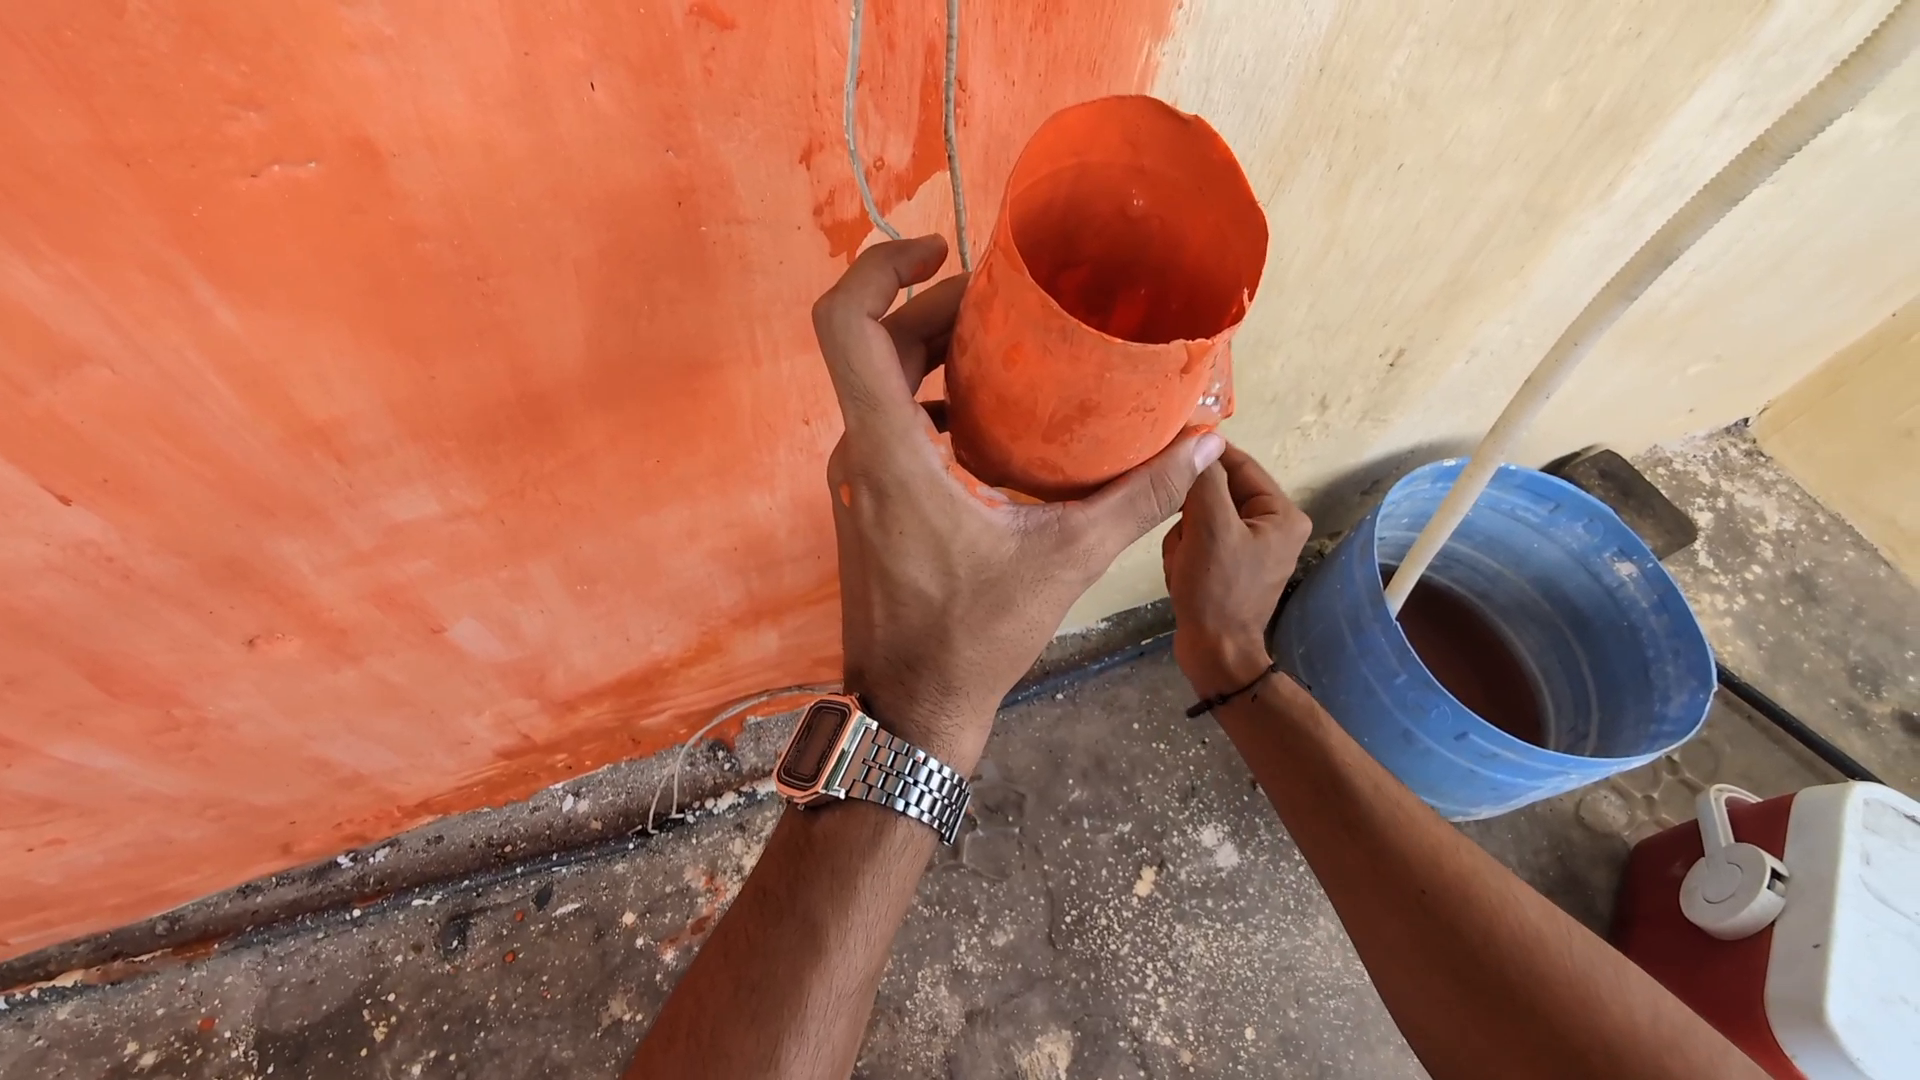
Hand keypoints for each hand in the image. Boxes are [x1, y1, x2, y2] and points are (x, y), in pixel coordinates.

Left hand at [813, 236, 1224, 770]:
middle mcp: (858, 453)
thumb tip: (1207, 444)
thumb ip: (1138, 498)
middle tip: (1007, 303)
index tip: (940, 249)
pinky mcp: (867, 501)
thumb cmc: (975, 638)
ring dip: (934, 353)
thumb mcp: (1065, 560)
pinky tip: (987, 420)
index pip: (846, 325)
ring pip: (881, 385)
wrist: (912, 707)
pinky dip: (929, 400)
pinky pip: (889, 423)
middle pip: (876, 344)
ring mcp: (856, 479)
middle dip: (936, 308)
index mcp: (889, 451)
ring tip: (1004, 348)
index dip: (879, 267)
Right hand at [1162, 444, 1311, 697]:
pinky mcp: (1230, 567)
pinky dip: (1184, 554)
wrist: (1214, 652)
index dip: (1204, 457)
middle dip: (1190, 513)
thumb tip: (1200, 440)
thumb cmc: (1217, 590)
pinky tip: (1183, 574)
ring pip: (1200, 517)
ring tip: (1184, 563)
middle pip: (1216, 493)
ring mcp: (1250, 548)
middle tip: (1183, 537)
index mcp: (1281, 514)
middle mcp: (1272, 527)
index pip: (1238, 464)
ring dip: (1183, 537)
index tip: (1168, 450)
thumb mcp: (1209, 527)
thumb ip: (1205, 479)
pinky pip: (1198, 541)